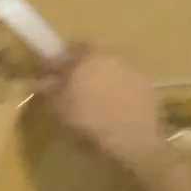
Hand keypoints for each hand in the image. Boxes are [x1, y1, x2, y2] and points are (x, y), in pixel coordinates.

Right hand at [43, 48, 170, 174]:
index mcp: (86, 57)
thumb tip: (43, 81)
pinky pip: (126, 81)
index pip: (67, 48)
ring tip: (94, 99)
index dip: (57, 62)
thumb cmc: (89, 123)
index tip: (51, 75)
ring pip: (109, 67)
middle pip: (90, 56)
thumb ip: (49, 90)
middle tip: (72, 87)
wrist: (133, 143)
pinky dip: (118, 89)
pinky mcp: (147, 84)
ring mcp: (132, 69)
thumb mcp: (59, 109)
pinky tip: (114, 107)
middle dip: (80, 68)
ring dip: (100, 77)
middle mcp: (110, 56)